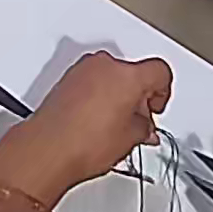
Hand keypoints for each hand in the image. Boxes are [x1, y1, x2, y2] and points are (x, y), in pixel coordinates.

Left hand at [0, 52, 172, 205]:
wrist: (49, 146)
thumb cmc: (85, 142)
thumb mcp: (129, 139)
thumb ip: (144, 126)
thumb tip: (144, 125)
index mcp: (127, 75)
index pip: (159, 70)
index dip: (162, 90)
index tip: (156, 106)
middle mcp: (105, 64)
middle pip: (135, 72)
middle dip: (139, 95)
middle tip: (139, 121)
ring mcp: (85, 68)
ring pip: (113, 74)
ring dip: (119, 93)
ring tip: (116, 125)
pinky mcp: (70, 75)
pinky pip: (94, 77)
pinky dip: (100, 92)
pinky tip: (98, 119)